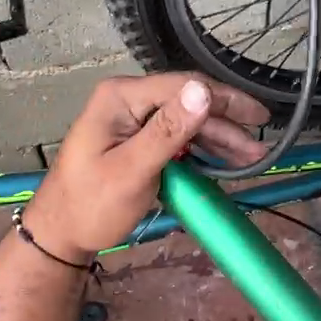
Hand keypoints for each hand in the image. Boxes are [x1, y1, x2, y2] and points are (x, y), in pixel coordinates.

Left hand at [21, 73, 268, 261]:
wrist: (60, 234)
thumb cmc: (91, 205)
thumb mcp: (132, 170)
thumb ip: (168, 131)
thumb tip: (203, 92)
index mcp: (121, 97)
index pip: (183, 86)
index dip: (225, 99)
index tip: (258, 115)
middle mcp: (128, 99)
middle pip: (188, 101)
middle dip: (227, 123)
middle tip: (260, 144)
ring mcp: (133, 117)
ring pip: (187, 119)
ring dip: (220, 137)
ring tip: (252, 157)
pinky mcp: (138, 136)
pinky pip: (178, 134)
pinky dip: (203, 147)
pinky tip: (227, 159)